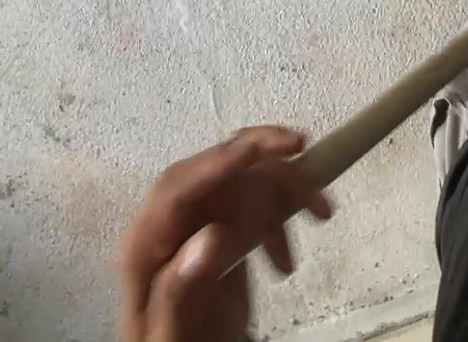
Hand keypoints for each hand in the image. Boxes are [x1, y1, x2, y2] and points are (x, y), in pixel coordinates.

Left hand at [118, 126, 332, 341]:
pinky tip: (289, 257)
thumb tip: (211, 237)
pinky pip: (258, 193)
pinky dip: (285, 208)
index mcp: (145, 244)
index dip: (214, 166)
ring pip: (244, 174)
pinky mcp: (225, 216)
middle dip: (259, 151)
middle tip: (299, 144)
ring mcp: (200, 213)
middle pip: (214, 167)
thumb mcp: (171, 337)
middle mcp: (171, 217)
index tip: (252, 150)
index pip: (175, 191)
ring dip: (286, 184)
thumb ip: (180, 292)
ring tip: (322, 210)